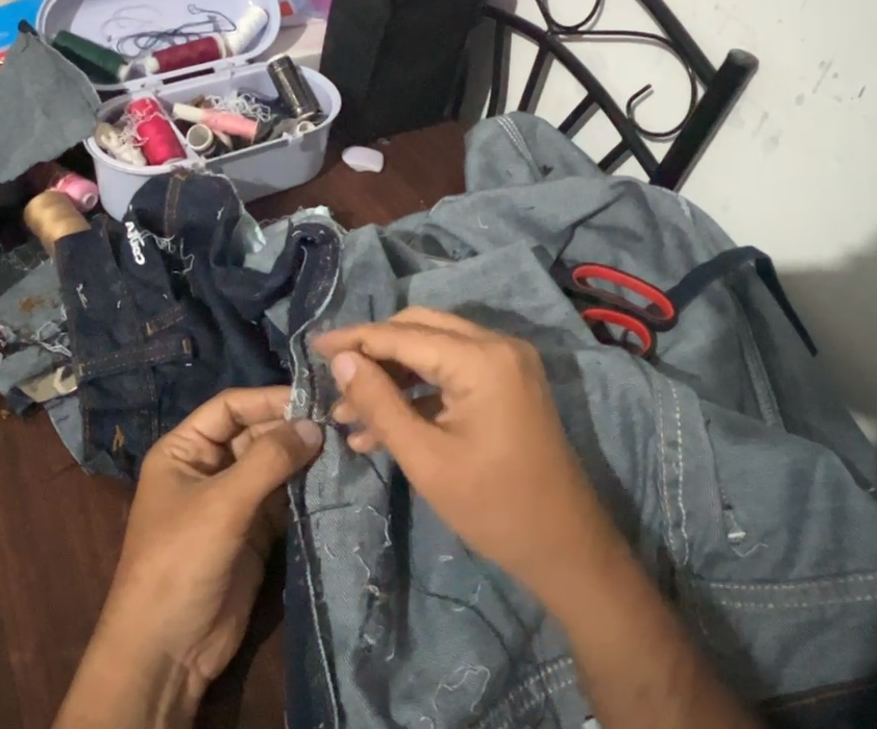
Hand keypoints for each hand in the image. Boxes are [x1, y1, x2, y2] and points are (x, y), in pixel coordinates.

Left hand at [56, 387, 321, 727]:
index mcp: (184, 450)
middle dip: (293, 430)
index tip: (316, 398)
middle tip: (341, 424)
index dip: (270, 399)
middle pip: (256, 434)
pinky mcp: (254, 533)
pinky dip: (306, 491)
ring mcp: (232, 502)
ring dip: (305, 460)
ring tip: (347, 448)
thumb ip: (268, 460)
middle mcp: (208, 468)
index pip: (230, 407)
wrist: (167, 649)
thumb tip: (314, 425)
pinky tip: (336, 482)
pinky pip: (284, 500)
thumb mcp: (222, 504)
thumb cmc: (180, 562)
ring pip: (274, 467)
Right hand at [312, 307, 623, 597]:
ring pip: (433, 349)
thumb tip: (342, 360)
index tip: (312, 347)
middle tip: (332, 379)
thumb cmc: (492, 505)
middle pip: (418, 329)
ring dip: (392, 376)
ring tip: (347, 415)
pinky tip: (380, 427)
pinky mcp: (507, 384)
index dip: (354, 339)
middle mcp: (496, 346)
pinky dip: (417, 392)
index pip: (402, 335)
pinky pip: (452, 372)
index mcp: (480, 359)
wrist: (564, 546)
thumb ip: (379, 402)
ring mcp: (506, 363)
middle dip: (373, 354)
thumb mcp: (424, 456)